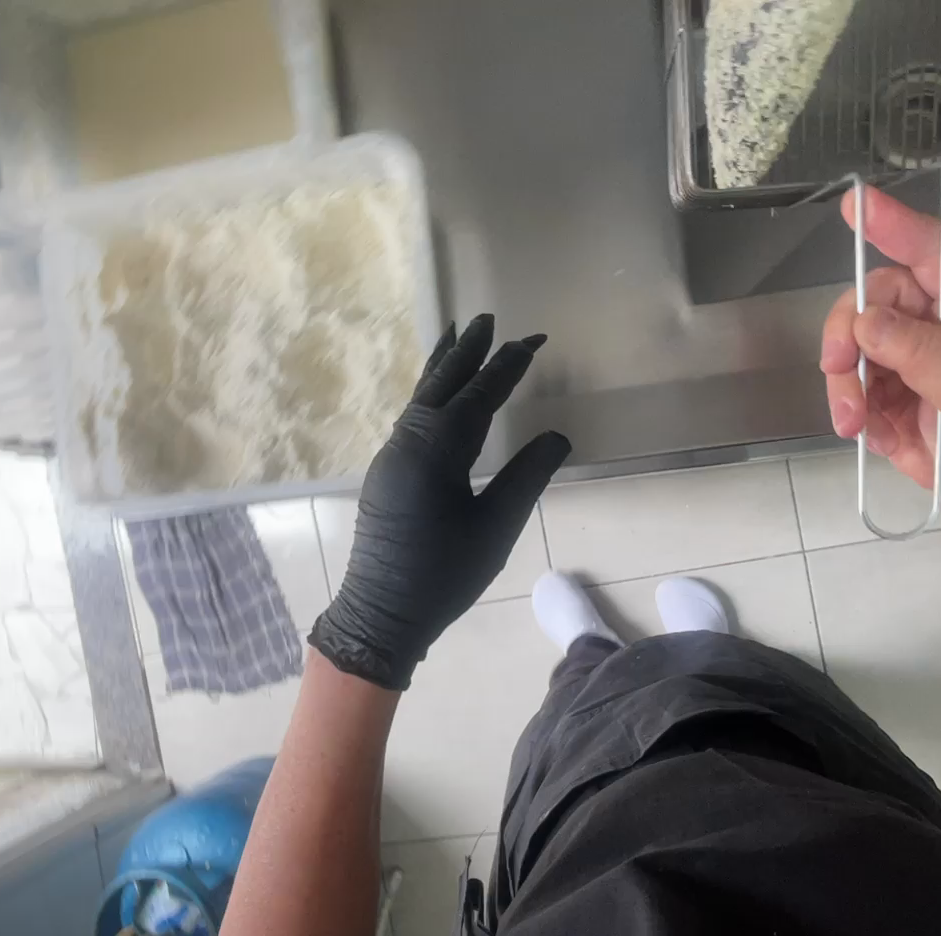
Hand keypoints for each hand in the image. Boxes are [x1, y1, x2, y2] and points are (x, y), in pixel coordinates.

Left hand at [309, 314, 570, 689]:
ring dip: (442, 368)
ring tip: (456, 338)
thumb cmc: (444, 575)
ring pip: (420, 400)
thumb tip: (558, 435)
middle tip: (484, 317)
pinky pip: (411, 419)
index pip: (478, 395)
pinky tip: (438, 398)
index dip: (506, 365)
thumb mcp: (495, 528)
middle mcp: (407, 443)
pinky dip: (429, 396)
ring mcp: (390, 457)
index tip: (532, 339)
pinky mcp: (386, 474)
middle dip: (465, 351)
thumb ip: (527, 477)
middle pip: (440, 385)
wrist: (381, 614)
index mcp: (436, 451)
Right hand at [819, 185, 940, 532]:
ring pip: (849, 345)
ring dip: (842, 384)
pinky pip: (844, 384)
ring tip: (855, 423)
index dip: (897, 226)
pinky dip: (848, 409)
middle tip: (836, 368)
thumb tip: (865, 323)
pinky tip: (871, 433)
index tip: (857, 205)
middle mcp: (937, 319)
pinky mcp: (880, 390)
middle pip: (874, 299)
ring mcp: (905, 355)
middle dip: (848, 334)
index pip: (936, 250)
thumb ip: (926, 352)